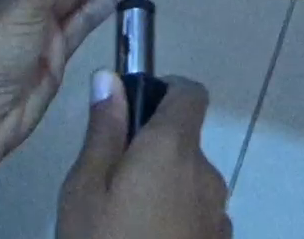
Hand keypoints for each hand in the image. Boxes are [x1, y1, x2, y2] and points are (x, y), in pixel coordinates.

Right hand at [58, 74, 232, 238]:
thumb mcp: (85, 191)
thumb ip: (103, 130)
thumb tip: (110, 78)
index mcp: (173, 148)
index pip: (191, 93)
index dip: (167, 91)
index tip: (137, 109)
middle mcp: (206, 174)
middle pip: (185, 143)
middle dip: (153, 153)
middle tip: (112, 185)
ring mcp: (218, 217)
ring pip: (190, 184)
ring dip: (165, 191)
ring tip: (124, 224)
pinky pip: (197, 219)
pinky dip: (177, 222)